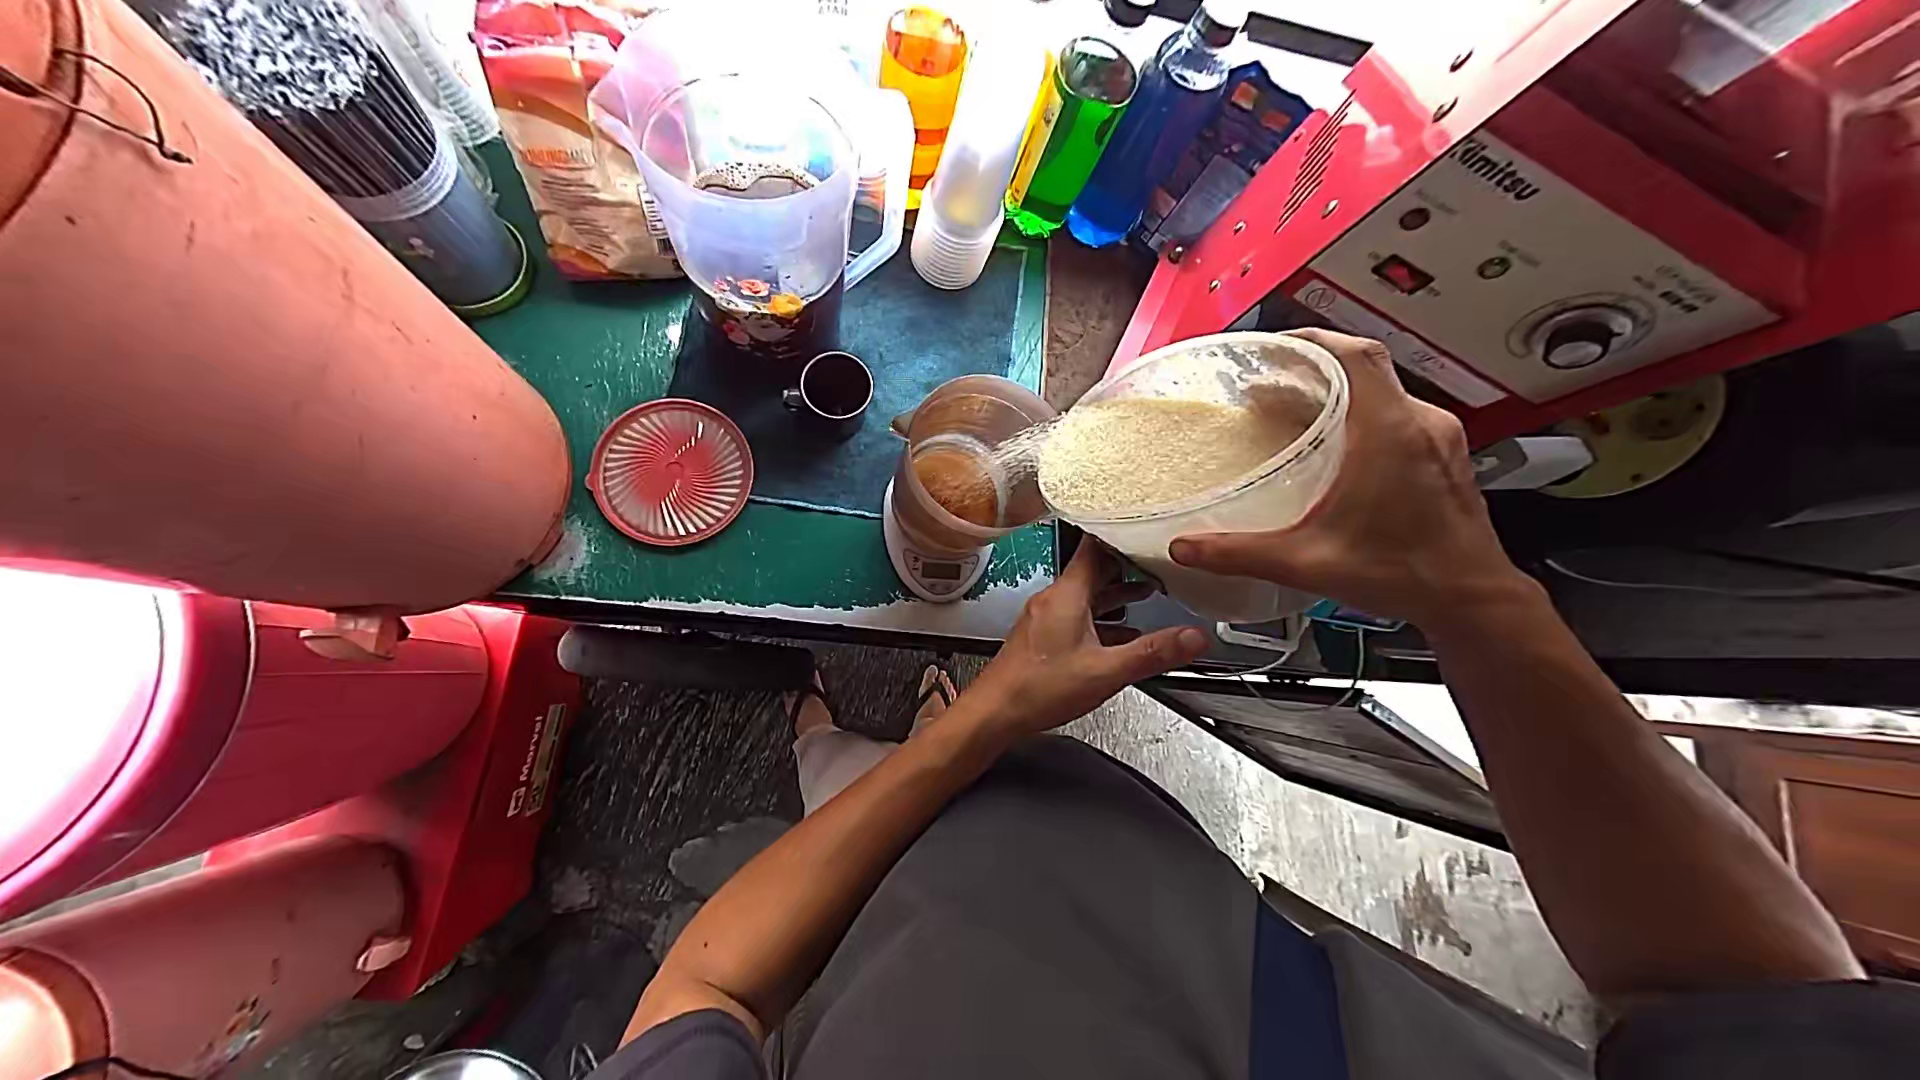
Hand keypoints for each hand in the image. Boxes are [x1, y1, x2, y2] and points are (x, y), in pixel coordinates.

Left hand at [962, 542, 1207, 738]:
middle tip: (1155, 563)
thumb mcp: (1105, 671)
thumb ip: (1152, 653)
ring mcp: (1045, 617)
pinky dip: (1099, 618)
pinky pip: (1076, 615)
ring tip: (1143, 593)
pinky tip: (1116, 635)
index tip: (1145, 530)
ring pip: (1085, 594)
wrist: (995, 712)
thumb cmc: (1035, 689)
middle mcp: (1053, 600)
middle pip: (1093, 570)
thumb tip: (1190, 637)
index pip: (1094, 547)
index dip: (1120, 535)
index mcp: (1066, 595)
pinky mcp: (1042, 635)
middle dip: (1125, 567)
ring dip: (1113, 593)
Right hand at [1169, 328, 1528, 628]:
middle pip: (1362, 369)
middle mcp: (1419, 425)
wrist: (1471, 600)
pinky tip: (1329, 443)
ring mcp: (1436, 438)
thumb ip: (1239, 554)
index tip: (1272, 347)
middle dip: (1309, 370)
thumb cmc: (1404, 575)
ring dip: (1334, 392)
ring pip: (1379, 391)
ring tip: (1289, 411)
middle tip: (1263, 388)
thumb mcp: (1307, 563)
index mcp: (1390, 434)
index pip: (1355, 356)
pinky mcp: (1440, 455)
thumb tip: (1185, 548)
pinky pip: (1394, 414)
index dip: (1311, 340)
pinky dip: (1356, 414)